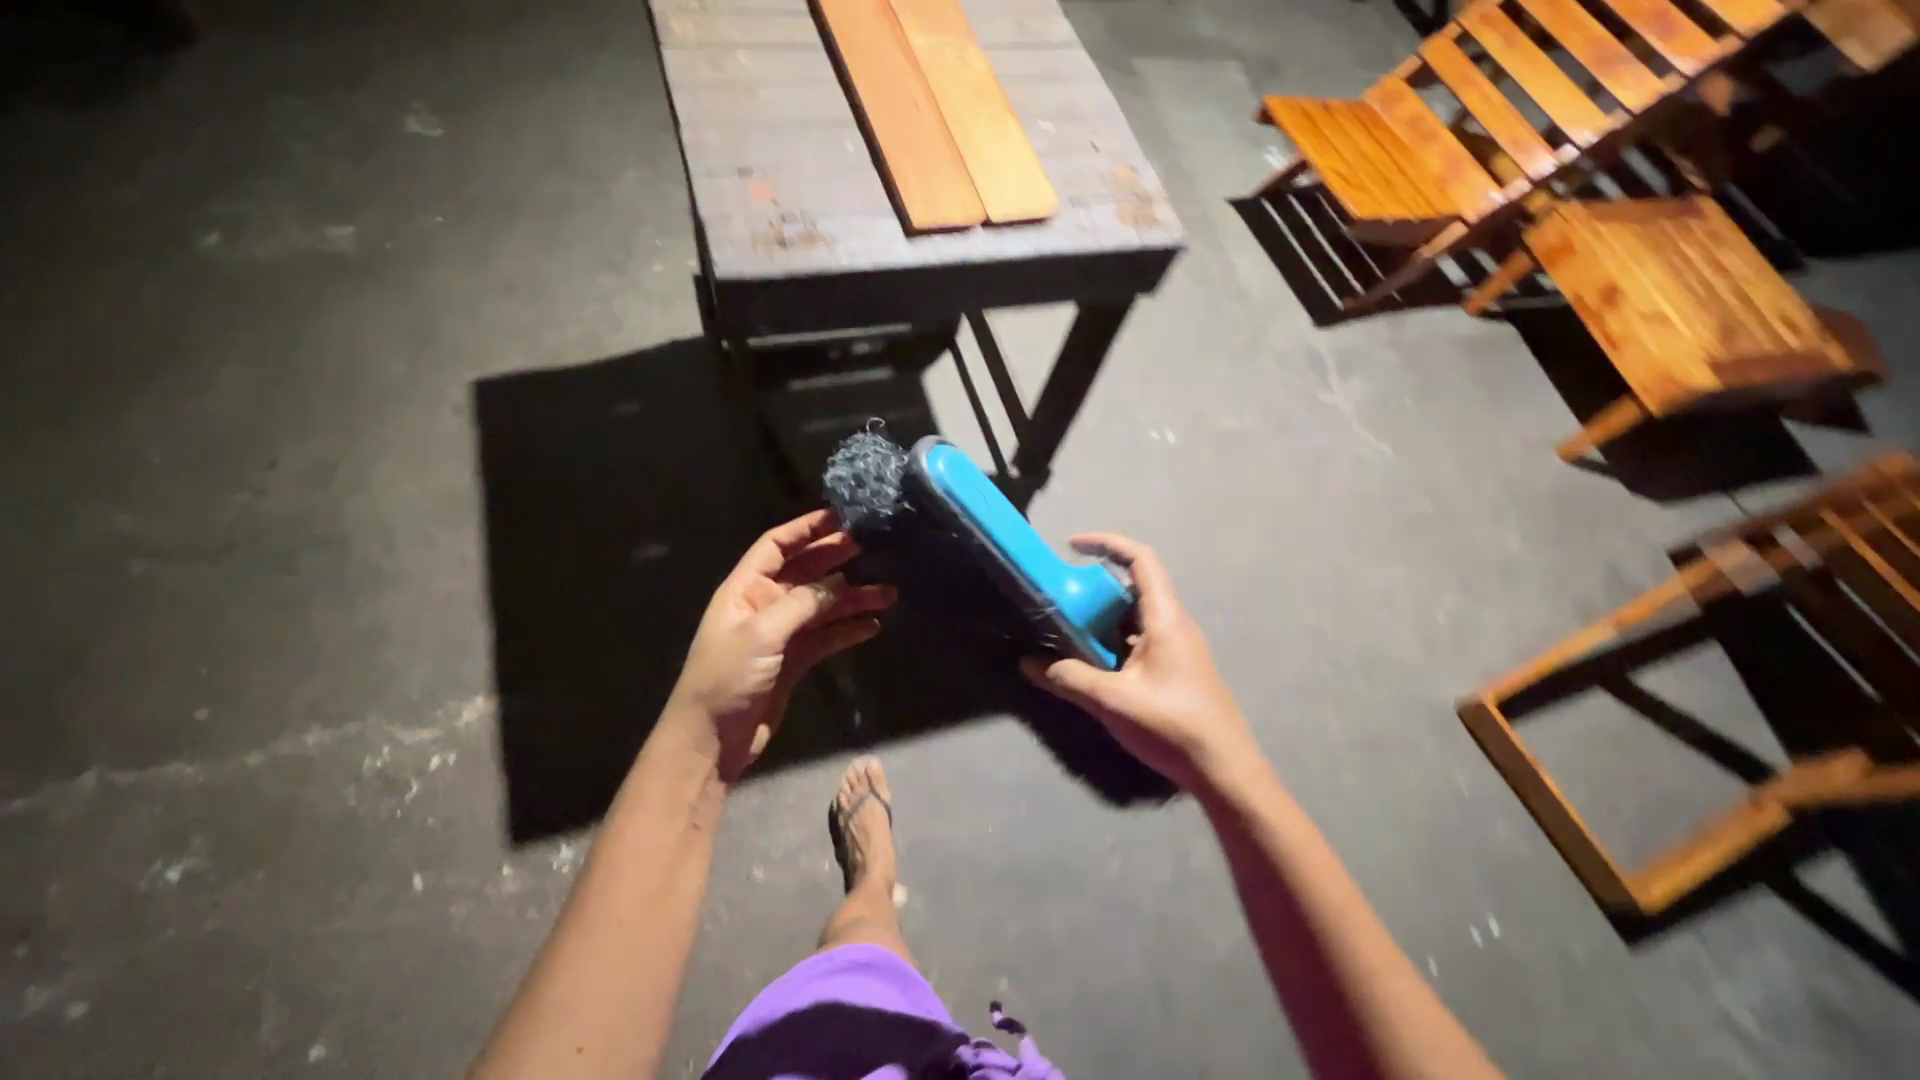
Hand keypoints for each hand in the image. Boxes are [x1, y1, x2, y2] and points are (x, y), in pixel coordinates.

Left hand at [668, 509, 894, 781]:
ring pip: (821, 606)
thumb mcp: (762, 633)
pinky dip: (848, 629)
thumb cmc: (726, 679)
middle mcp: (762, 605)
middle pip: (805, 573)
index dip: (807, 529)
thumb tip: (840, 582)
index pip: (777, 546)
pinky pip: (826, 637)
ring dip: (852, 598)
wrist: (711, 741)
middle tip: (876, 549)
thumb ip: (803, 604)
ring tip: (889, 593)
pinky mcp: (793, 662)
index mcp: (744, 589)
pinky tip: (873, 625)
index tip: (842, 516)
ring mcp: (779, 635)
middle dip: (838, 560)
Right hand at [1022, 534, 1255, 792]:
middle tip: (1060, 602)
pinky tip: (1093, 666)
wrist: (1224, 769)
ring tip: (1068, 634)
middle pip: (1133, 588)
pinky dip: (1114, 643)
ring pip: (1135, 618)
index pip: (1140, 560)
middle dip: (1094, 589)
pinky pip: (1141, 641)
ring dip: (1102, 620)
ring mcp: (1179, 648)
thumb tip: (1028, 664)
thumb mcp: (1113, 701)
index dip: (1107, 544)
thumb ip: (1069, 679)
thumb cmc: (1172, 726)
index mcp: (1165, 619)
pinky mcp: (1177, 670)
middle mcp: (1175, 624)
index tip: (1072, 546)